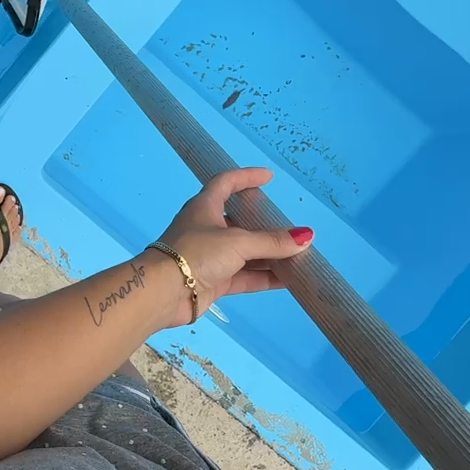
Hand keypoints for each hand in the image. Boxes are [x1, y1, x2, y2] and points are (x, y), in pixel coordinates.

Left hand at [148, 167, 313, 326]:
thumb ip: (271, 241)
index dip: (245, 177)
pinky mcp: (212, 280)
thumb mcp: (237, 242)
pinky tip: (288, 281)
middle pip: (239, 221)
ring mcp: (209, 256)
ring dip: (269, 255)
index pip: (225, 183)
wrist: (163, 292)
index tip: (268, 177)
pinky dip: (264, 277)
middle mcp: (206, 229)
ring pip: (245, 252)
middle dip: (264, 225)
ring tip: (299, 256)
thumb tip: (306, 236)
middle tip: (290, 227)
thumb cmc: (196, 253)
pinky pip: (244, 276)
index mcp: (204, 207)